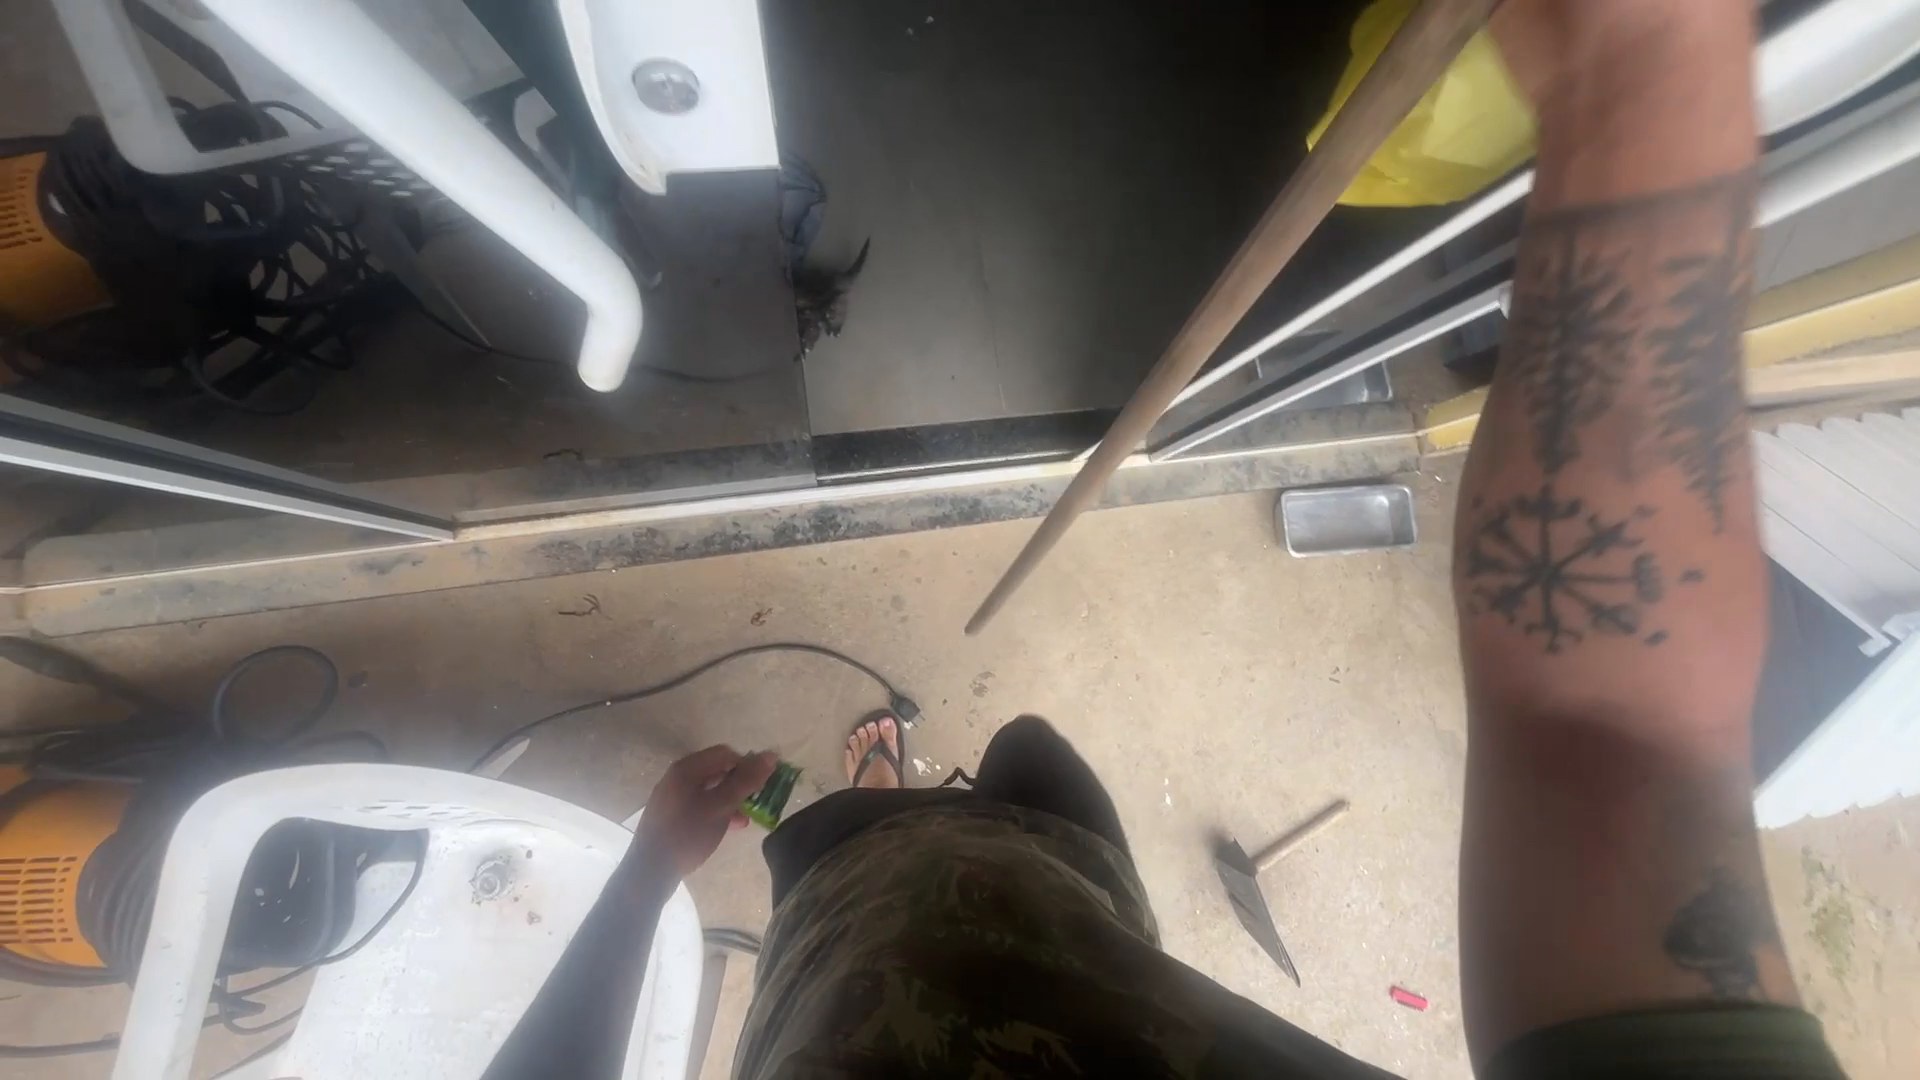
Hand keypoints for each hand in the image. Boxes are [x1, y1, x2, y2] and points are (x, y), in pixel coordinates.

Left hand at [634, 746, 777, 878]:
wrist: (649, 873)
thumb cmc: (687, 835)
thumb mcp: (721, 807)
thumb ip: (746, 781)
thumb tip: (771, 755)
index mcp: (687, 769)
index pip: (726, 753)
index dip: (748, 765)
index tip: (763, 784)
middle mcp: (678, 777)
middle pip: (718, 770)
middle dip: (741, 783)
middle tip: (758, 799)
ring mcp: (673, 796)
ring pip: (711, 788)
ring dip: (732, 798)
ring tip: (747, 815)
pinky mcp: (672, 814)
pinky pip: (701, 803)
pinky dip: (718, 809)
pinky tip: (730, 825)